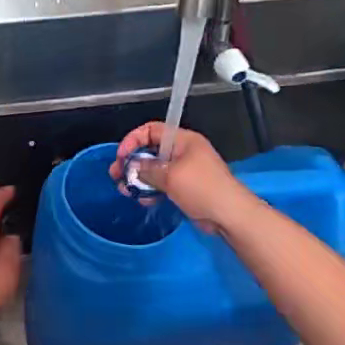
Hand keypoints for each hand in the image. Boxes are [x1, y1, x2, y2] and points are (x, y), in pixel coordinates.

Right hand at [108, 122, 256, 232]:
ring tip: (125, 190)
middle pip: (151, 150)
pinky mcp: (184, 188)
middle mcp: (183, 152)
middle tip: (116, 175)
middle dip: (132, 162)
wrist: (229, 215)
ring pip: (154, 170)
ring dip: (138, 179)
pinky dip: (150, 189)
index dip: (133, 139)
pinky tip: (142, 199)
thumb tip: (132, 167)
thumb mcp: (171, 176)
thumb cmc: (202, 188)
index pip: (152, 130)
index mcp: (184, 140)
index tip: (121, 156)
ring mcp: (184, 171)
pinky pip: (162, 184)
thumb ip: (147, 169)